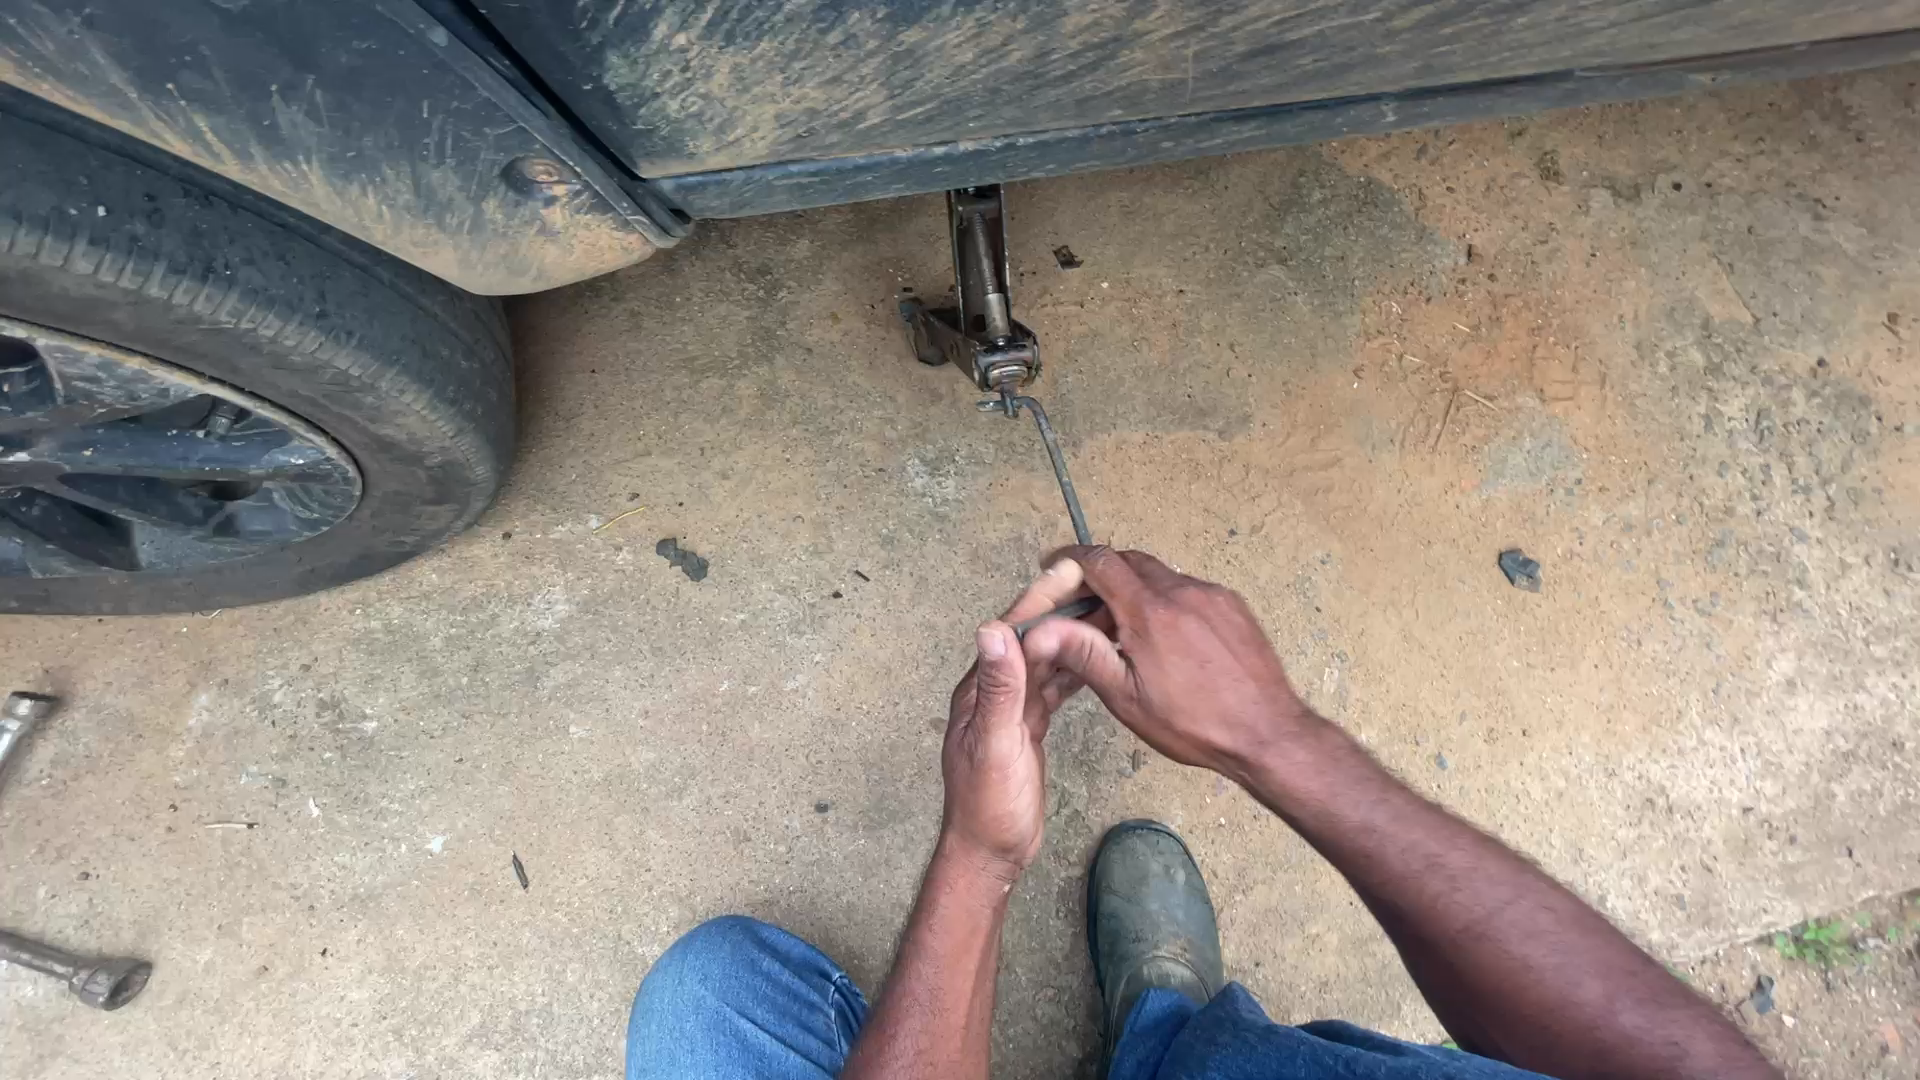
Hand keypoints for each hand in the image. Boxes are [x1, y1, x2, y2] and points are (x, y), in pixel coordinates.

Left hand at [940, 562, 1093, 879]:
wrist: (989, 852)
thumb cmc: (988, 805)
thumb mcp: (995, 745)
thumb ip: (998, 689)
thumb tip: (993, 627)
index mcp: (982, 688)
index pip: (1013, 631)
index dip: (1041, 598)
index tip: (1071, 568)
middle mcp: (995, 690)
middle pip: (1033, 639)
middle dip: (1064, 609)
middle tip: (1101, 584)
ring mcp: (1013, 708)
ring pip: (1047, 661)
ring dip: (1074, 636)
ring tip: (1109, 614)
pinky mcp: (1029, 726)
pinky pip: (1055, 687)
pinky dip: (1076, 669)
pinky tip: (1097, 659)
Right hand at [1021, 546, 1315, 778]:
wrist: (1269, 734)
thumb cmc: (1193, 724)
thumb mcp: (1127, 698)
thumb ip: (1084, 655)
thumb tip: (1042, 629)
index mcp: (1149, 611)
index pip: (1100, 561)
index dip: (1070, 559)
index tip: (1051, 566)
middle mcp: (1180, 591)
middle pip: (1128, 561)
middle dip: (1099, 575)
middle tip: (1083, 605)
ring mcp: (1210, 594)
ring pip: (1158, 574)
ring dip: (1132, 589)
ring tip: (1123, 629)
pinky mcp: (1231, 604)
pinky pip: (1186, 588)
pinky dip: (1163, 599)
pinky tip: (1164, 637)